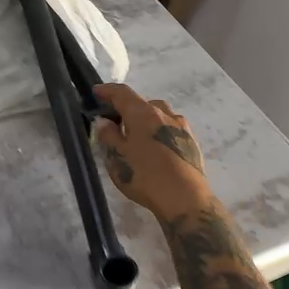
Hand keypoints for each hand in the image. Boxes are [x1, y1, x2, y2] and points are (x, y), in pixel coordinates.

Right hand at [93, 83, 209, 217]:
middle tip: (115, 122)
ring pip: (160, 115)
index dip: (108, 91)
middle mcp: (165, 114)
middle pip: (143, 103)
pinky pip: (170, 128)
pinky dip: (159, 131)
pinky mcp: (191, 142)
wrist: (184, 198)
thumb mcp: (117, 157)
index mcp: (143, 114)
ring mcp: (181, 127)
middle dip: (128, 108)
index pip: (123, 93)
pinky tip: (155, 147)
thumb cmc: (144, 176)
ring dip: (146, 119)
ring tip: (136, 135)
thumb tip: (105, 122)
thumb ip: (109, 136)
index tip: (96, 92)